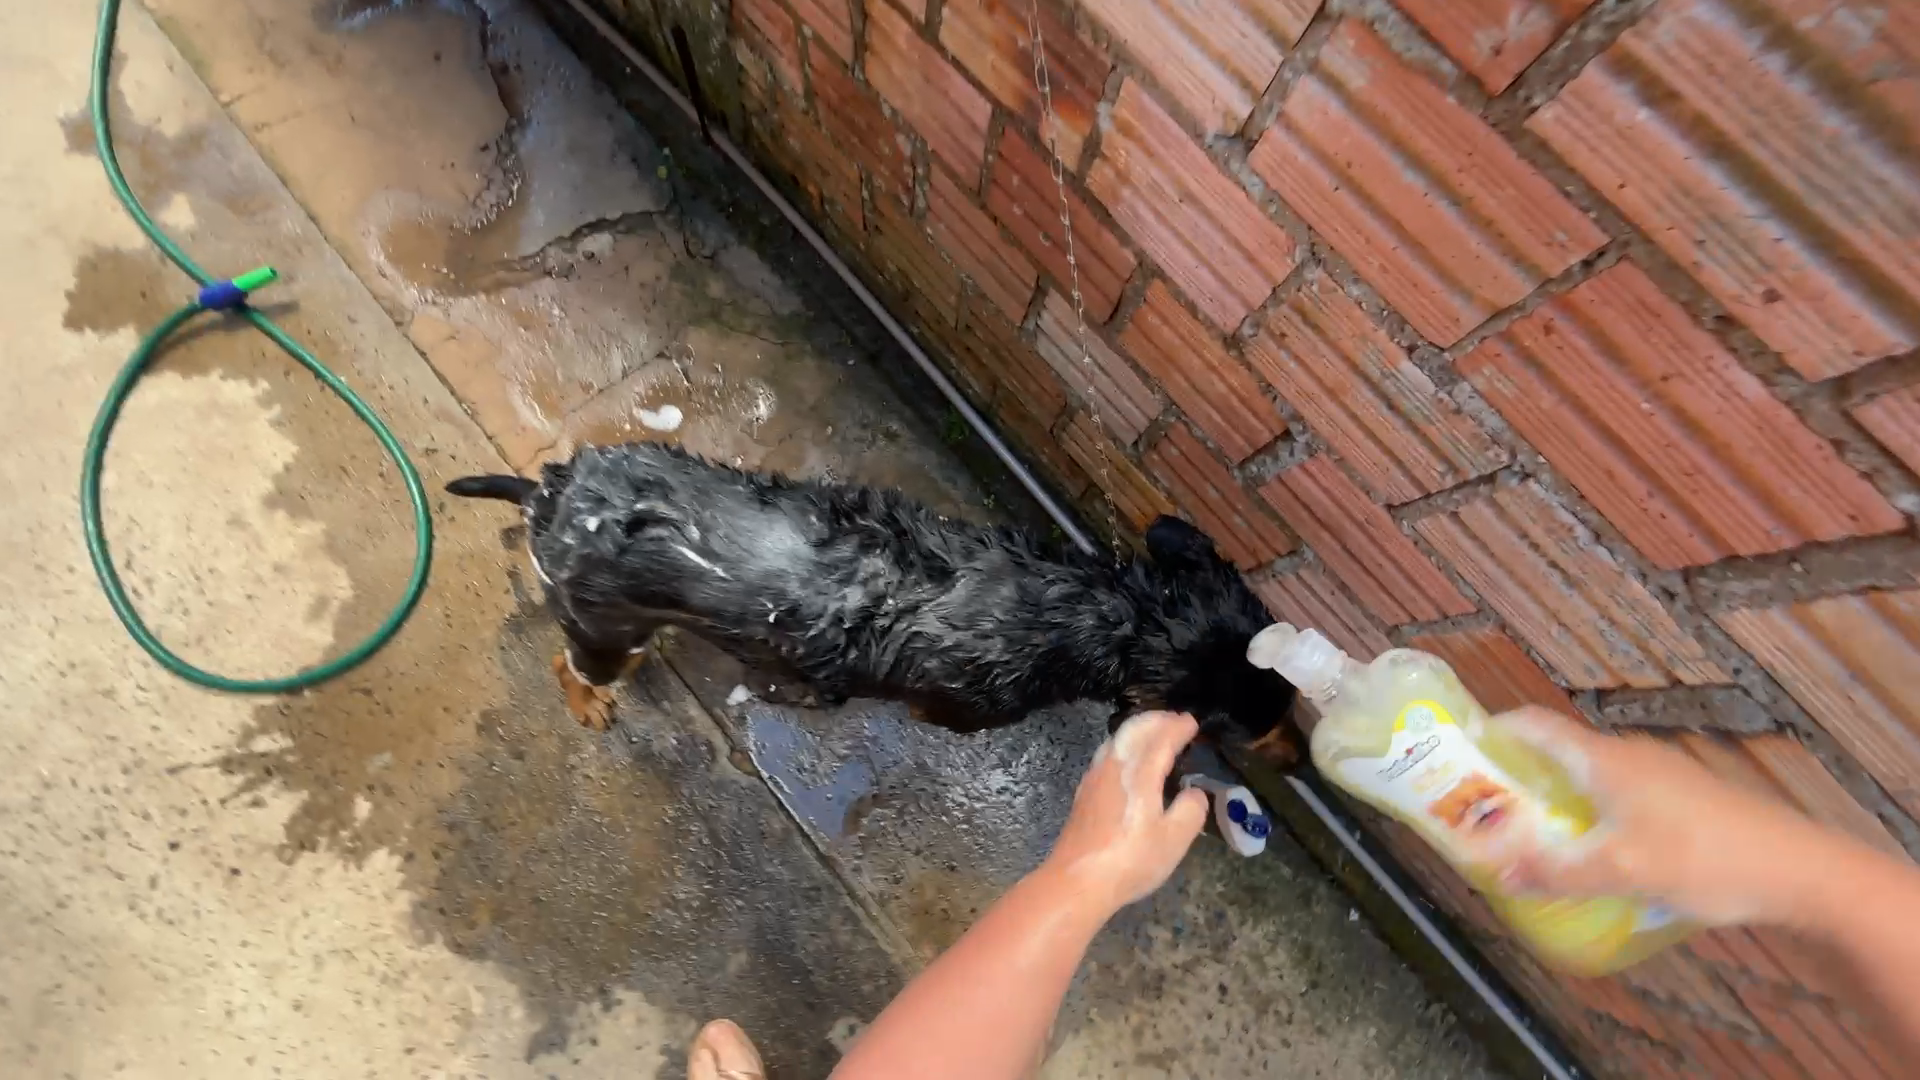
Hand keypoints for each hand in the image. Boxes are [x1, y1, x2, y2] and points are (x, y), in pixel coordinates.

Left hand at [1042, 711, 1209, 912]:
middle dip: (1157, 720)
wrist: (1079, 877)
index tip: (1191, 722)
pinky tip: (1128, 758)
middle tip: (1175, 720)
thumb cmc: (1131, 859)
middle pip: (1135, 730)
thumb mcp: (1174, 840)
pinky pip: (1108, 752)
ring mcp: (1095, 776)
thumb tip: (1194, 792)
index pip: (1161, 739)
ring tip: (1155, 732)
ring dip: (1139, 729)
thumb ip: (1190, 810)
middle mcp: (1114, 765)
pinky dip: (1125, 743)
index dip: (1178, 728)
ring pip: (1118, 738)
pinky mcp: (1085, 790)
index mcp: (1140, 773)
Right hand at [1475, 707, 1826, 925]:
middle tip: (1489, 799)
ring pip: (1589, 772)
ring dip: (1556, 791)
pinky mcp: (1686, 794)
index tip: (1461, 746)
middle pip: (1556, 749)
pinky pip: (1619, 789)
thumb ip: (1557, 872)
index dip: (1491, 727)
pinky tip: (1597, 843)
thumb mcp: (1623, 871)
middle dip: (1518, 770)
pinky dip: (1592, 805)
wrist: (1815, 877)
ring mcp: (1660, 772)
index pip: (1531, 722)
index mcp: (1601, 757)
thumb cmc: (1708, 858)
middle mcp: (1625, 754)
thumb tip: (1498, 875)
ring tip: (1534, 825)